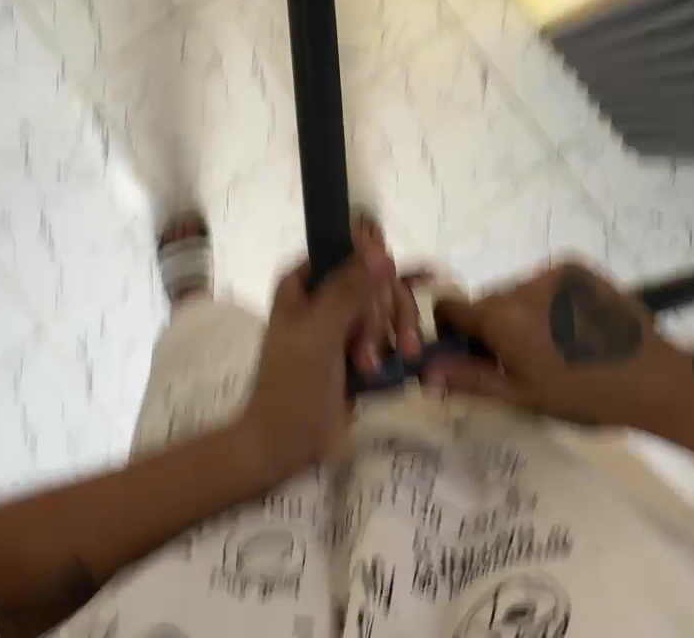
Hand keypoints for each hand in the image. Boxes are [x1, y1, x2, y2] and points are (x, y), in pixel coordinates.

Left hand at [238, 223, 397, 475]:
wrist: (286, 445)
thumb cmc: (293, 386)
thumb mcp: (319, 333)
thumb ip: (349, 289)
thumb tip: (378, 248)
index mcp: (303, 280)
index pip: (350, 249)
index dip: (372, 269)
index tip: (381, 296)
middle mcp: (324, 293)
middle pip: (376, 277)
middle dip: (382, 312)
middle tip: (371, 348)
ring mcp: (344, 321)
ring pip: (388, 303)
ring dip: (393, 331)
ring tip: (380, 366)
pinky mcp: (361, 347)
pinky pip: (392, 328)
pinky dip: (401, 341)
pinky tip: (407, 357)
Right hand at [423, 262, 693, 430]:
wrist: (657, 380)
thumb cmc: (584, 397)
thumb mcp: (522, 397)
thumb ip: (470, 380)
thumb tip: (425, 374)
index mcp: (501, 318)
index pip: (449, 307)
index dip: (452, 332)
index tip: (473, 357)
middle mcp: (520, 285)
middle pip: (486, 302)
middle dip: (492, 328)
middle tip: (522, 362)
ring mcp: (552, 272)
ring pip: (515, 293)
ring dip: (521, 315)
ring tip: (556, 348)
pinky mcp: (577, 268)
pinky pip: (544, 282)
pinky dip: (547, 302)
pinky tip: (574, 329)